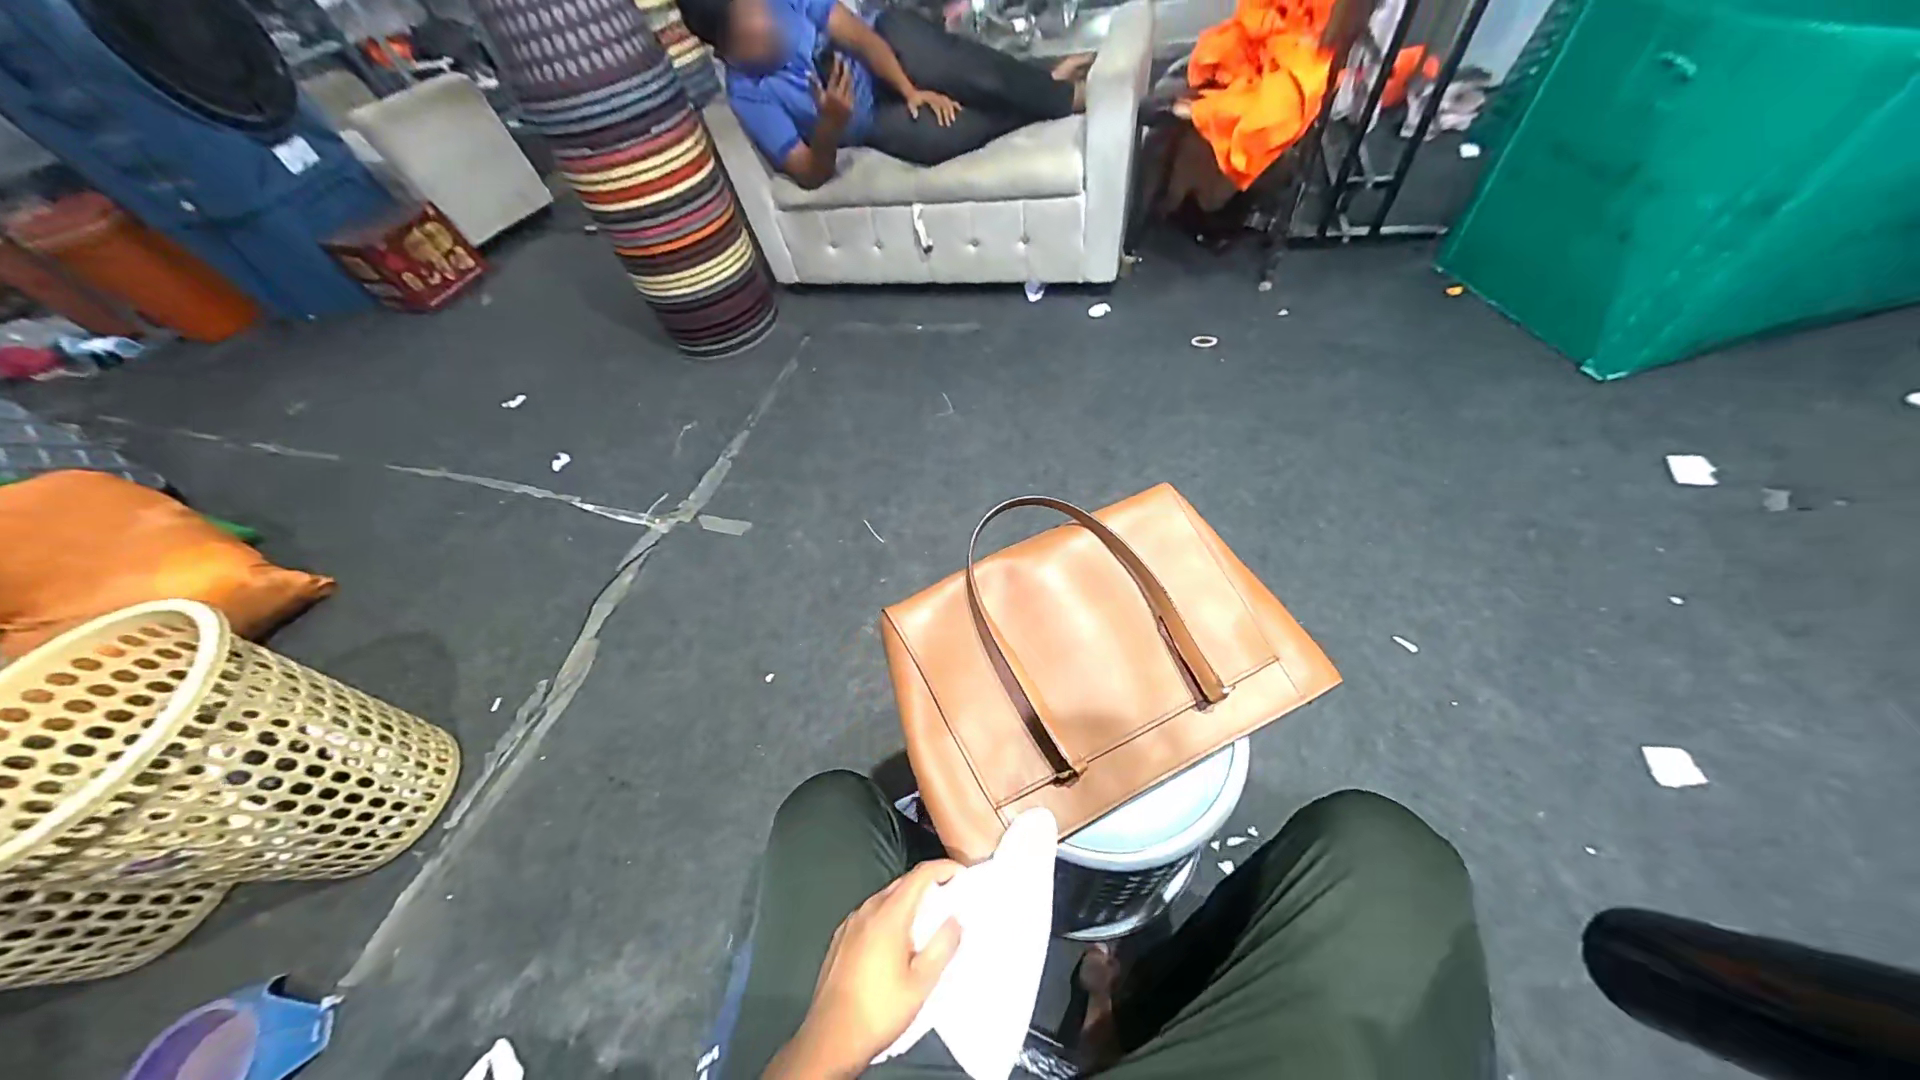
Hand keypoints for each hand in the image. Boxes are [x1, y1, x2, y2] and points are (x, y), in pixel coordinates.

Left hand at [769, 861, 963, 1078]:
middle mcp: (867, 910)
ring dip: (907, 901)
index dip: (943, 868)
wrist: (830, 1038)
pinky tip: (894, 941)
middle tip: (948, 899)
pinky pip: (870, 914)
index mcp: (889, 915)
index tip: (960, 873)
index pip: (920, 874)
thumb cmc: (880, 1010)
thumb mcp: (921, 983)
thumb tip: (955, 919)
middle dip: (927, 884)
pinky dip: (888, 915)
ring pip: (885, 898)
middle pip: (902, 882)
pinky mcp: (840, 937)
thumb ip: (942, 946)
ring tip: (924, 922)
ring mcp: (850, 922)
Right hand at [811, 56, 857, 132]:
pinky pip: (852, 93)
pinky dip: (851, 85)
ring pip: (850, 85)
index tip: (837, 54)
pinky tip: (850, 80)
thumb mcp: (817, 99)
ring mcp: (848, 102)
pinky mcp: (852, 107)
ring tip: (848, 66)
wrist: (830, 130)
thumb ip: (814, 85)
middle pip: (845, 78)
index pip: (835, 75)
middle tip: (845, 58)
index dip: (837, 63)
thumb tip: (809, 72)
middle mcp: (841, 97)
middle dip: (845, 67)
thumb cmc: (821, 114)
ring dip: (849, 75)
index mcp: (832, 93)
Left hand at [905, 88, 960, 126]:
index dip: (940, 115)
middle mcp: (935, 96)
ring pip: (948, 102)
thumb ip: (913, 109)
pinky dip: (954, 105)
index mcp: (930, 97)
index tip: (941, 124)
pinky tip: (960, 109)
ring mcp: (937, 96)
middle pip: (944, 104)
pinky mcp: (938, 97)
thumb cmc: (911, 99)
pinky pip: (948, 101)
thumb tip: (915, 116)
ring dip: (952, 110)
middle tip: (949, 124)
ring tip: (954, 120)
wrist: (911, 92)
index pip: (937, 107)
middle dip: (947, 113)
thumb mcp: (910, 103)